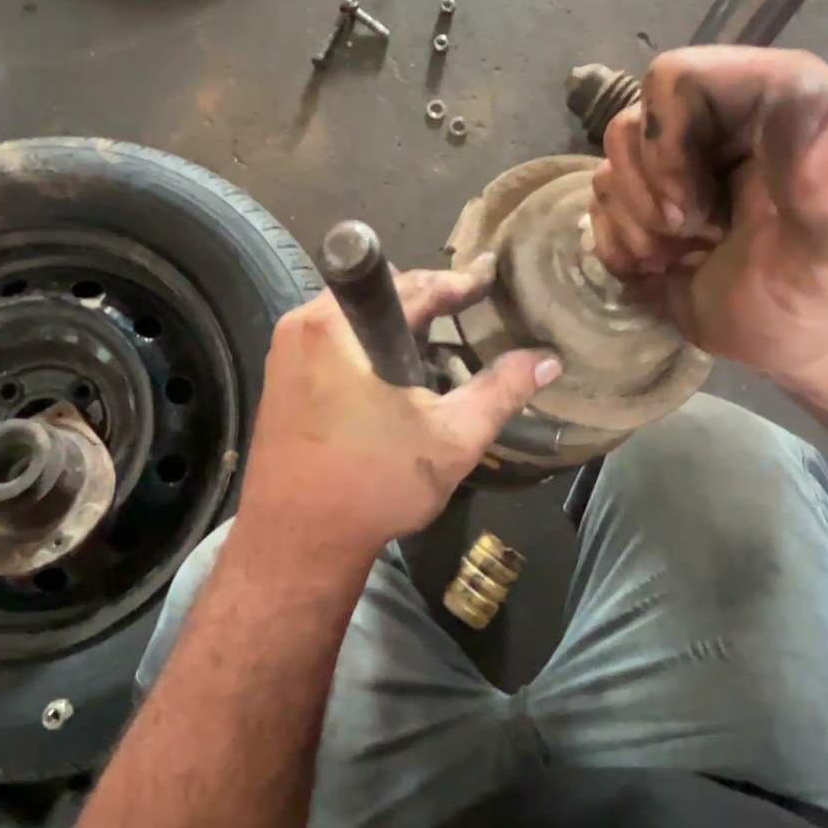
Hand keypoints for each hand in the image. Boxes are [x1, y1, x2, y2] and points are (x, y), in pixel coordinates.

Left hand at [238, 260, 561, 560]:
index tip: (488, 284)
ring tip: (435, 352)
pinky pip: (332, 342)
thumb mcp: (451, 438)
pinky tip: (392, 381)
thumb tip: (548, 359)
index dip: (455, 283)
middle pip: (379, 296)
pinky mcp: (278, 378)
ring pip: (353, 319)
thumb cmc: (374, 485)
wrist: (295, 543)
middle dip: (424, 305)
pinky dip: (366, 349)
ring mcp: (285, 352)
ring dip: (394, 329)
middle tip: (465, 320)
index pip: (412, 284)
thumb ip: (501, 391)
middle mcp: (304, 325)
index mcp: (341, 326)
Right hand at [589, 46, 827, 386]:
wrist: (792, 336)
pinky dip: (620, 246)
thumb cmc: (821, 287)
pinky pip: (597, 205)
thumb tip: (799, 93)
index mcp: (770, 96)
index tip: (696, 210)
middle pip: (631, 125)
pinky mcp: (642, 196)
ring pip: (609, 166)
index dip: (667, 144)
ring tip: (682, 256)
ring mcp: (673, 156)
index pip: (678, 78)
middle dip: (651, 196)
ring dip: (637, 226)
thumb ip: (825, 171)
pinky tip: (662, 267)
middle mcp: (715, 113)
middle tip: (695, 236)